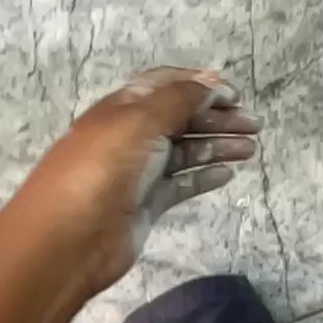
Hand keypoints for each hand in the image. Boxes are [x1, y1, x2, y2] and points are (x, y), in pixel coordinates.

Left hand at [8, 67, 259, 293]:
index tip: (235, 95)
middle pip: (182, 118)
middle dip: (218, 117)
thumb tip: (212, 84)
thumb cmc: (104, 169)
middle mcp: (131, 136)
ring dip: (219, 146)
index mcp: (123, 109)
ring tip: (251, 150)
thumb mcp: (142, 120)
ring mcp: (139, 171)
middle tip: (254, 125)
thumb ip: (180, 98)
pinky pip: (182, 183)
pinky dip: (205, 176)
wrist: (68, 239)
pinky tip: (228, 175)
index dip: (200, 85)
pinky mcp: (146, 202)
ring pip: (186, 151)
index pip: (165, 84)